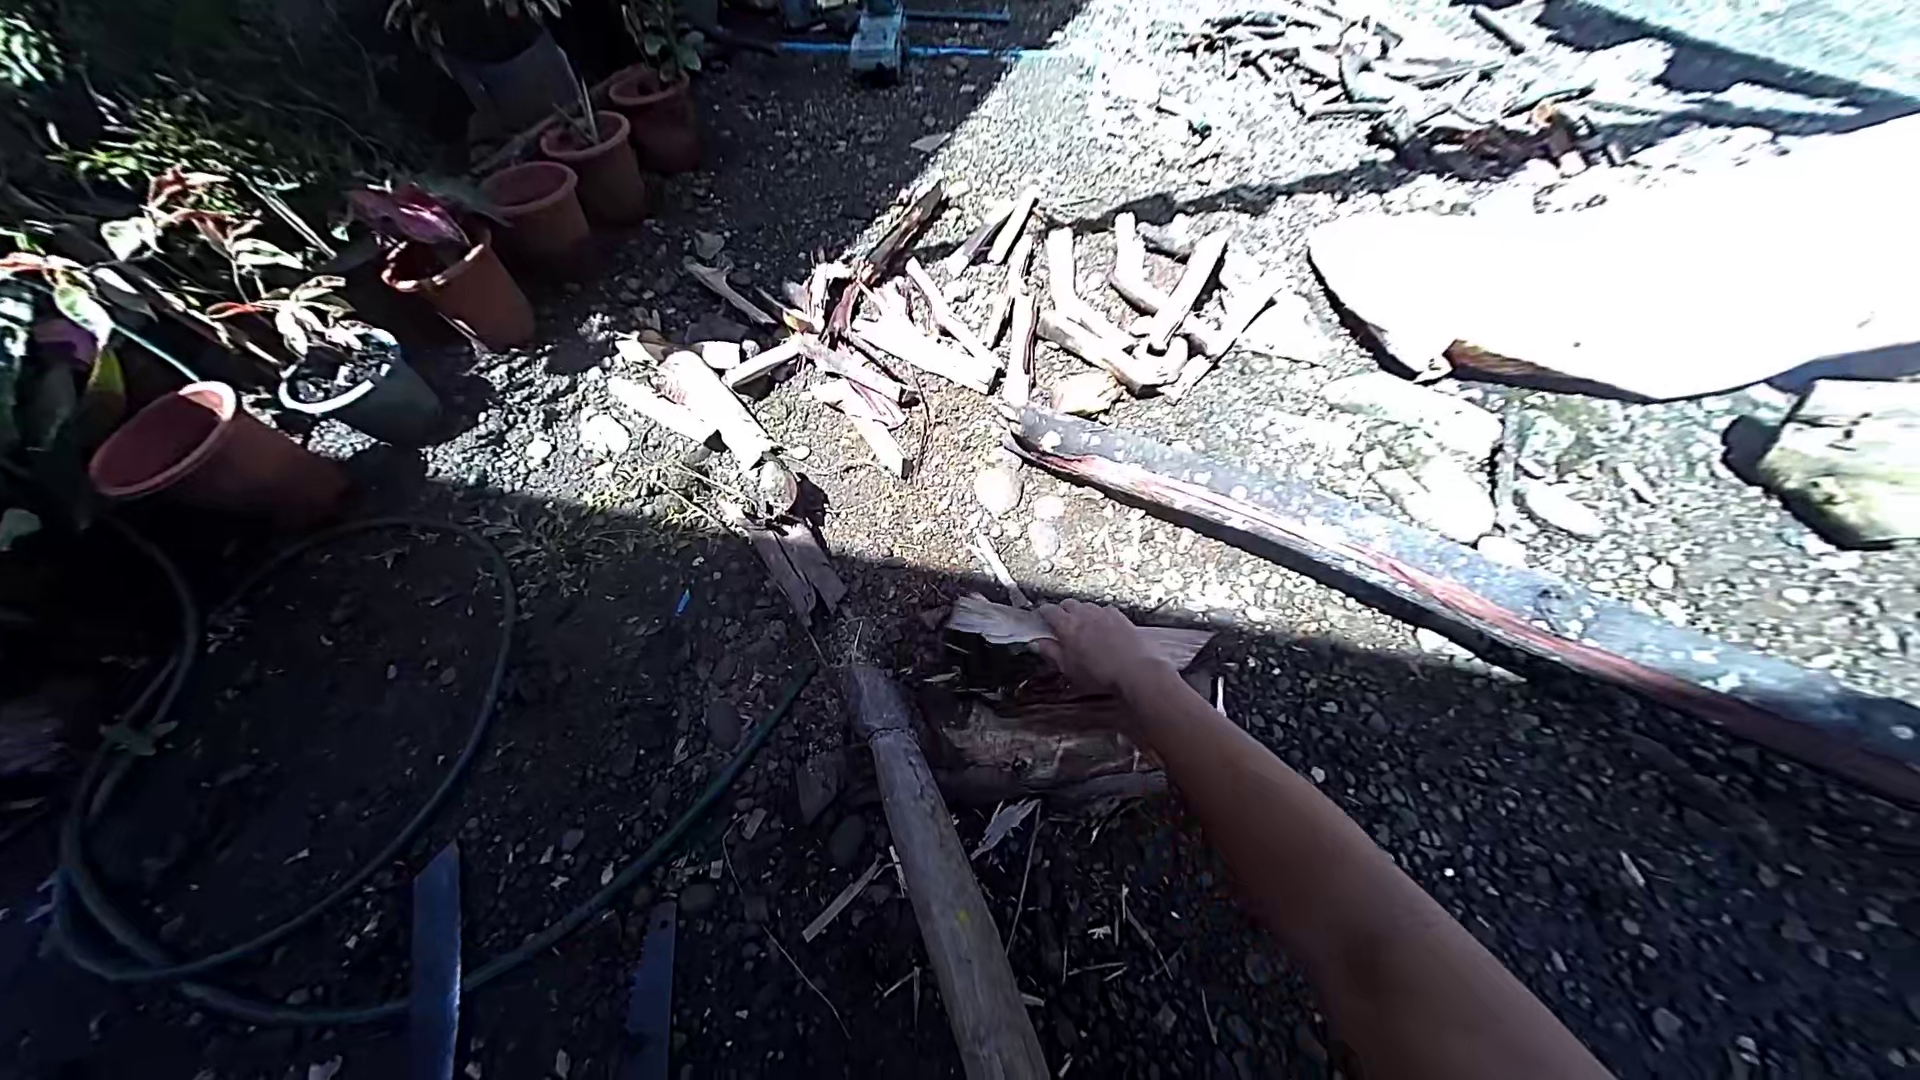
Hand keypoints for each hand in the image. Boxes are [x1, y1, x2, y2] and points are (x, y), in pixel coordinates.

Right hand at [1032, 599, 1166, 696]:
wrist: (1135, 670)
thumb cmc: (1099, 673)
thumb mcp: (1068, 668)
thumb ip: (1051, 652)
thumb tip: (1038, 643)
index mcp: (1067, 625)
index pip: (1049, 610)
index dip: (1044, 614)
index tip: (1043, 620)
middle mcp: (1083, 614)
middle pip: (1067, 603)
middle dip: (1062, 611)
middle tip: (1062, 625)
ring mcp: (1102, 613)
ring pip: (1086, 605)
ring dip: (1081, 612)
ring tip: (1083, 627)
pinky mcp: (1119, 616)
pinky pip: (1104, 610)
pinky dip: (1099, 616)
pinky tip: (1102, 628)